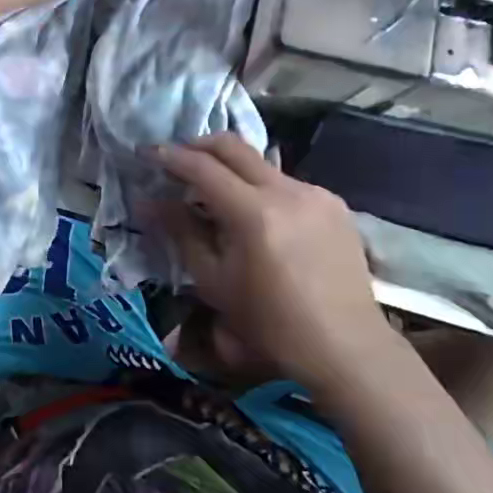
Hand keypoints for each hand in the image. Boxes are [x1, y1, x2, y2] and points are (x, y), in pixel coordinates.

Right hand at [155, 134, 391, 389]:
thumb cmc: (270, 324)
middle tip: (176, 158)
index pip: (203, 167)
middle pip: (234, 146)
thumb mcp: (214, 282)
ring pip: (262, 164)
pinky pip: (288, 184)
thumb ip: (181, 233)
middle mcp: (287, 190)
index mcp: (254, 212)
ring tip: (214, 194)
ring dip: (232, 169)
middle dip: (199, 145)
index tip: (148, 153)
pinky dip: (262, 189)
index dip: (171, 156)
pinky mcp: (335, 204)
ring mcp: (316, 193)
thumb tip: (149, 202)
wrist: (344, 346)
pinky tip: (257, 216)